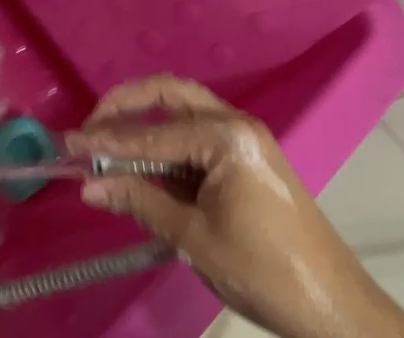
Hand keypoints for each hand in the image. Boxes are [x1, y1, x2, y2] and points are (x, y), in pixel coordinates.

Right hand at [69, 76, 403, 337]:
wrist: (335, 307)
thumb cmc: (264, 272)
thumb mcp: (193, 238)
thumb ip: (139, 202)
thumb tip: (89, 184)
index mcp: (225, 137)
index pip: (152, 134)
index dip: (106, 140)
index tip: (68, 143)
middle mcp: (236, 124)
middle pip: (170, 96)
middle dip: (126, 107)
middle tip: (90, 126)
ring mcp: (245, 139)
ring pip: (183, 114)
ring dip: (145, 125)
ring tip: (107, 144)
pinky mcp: (247, 159)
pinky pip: (197, 138)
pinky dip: (166, 147)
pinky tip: (143, 166)